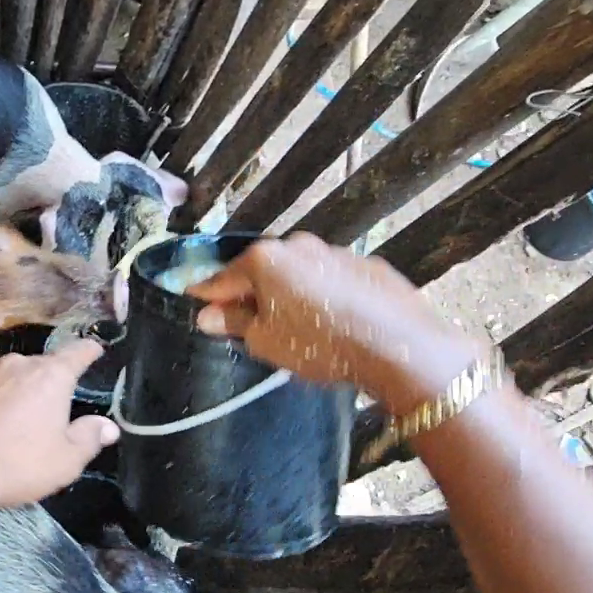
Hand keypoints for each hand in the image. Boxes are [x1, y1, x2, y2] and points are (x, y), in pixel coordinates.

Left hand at [0, 341, 119, 507]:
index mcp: (50, 376)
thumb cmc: (19, 463)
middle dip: (54, 381)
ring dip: (23, 393)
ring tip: (26, 420)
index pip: (77, 353)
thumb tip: (107, 426)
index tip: (95, 348)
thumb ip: (90, 438)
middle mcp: (18, 366)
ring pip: (14, 378)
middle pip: (44, 366)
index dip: (89, 351)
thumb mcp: (66, 459)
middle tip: (60, 406)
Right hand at [189, 234, 482, 414]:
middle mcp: (297, 246)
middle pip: (261, 270)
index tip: (191, 299)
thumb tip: (206, 315)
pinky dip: (323, 294)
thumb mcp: (265, 340)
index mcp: (264, 260)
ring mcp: (336, 252)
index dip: (205, 293)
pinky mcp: (368, 265)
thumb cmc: (318, 343)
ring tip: (294, 323)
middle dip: (251, 291)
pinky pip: (332, 279)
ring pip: (299, 272)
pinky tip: (332, 319)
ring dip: (290, 292)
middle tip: (247, 320)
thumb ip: (233, 322)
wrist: (401, 346)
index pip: (222, 278)